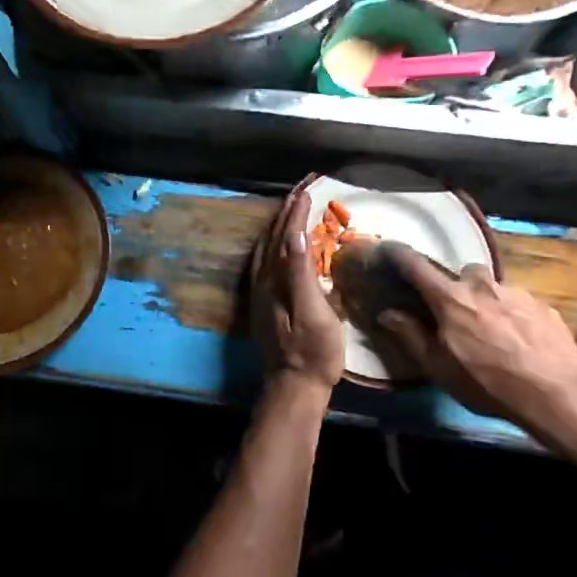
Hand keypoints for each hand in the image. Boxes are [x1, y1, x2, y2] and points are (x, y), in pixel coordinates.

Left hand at [252, 190, 343, 394]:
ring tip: (290, 209)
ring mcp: (262, 293)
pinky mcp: (266, 303)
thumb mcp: (314, 313)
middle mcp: (263, 282)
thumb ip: (302, 274)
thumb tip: (295, 236)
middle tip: (299, 191)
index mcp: (275, 280)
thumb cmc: (313, 351)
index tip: (306, 190)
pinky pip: (268, 262)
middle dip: (286, 213)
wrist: (295, 385)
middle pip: (272, 239)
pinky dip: (275, 244)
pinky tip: (280, 245)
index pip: (285, 237)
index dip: (296, 213)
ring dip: (279, 226)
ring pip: (267, 249)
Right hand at [376, 244, 576, 422]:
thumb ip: (411, 336)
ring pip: (492, 288)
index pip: (416, 266)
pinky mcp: (543, 306)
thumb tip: (387, 313)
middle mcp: (481, 286)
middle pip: (463, 273)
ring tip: (493, 332)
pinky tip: (520, 341)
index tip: (387, 247)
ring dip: (486, 302)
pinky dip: (512, 315)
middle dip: (456, 286)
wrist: (557, 392)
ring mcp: (515, 293)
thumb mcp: (439, 367)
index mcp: (449, 299)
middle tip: (457, 313)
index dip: (398, 254)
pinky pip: (518, 303)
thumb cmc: (487, 382)